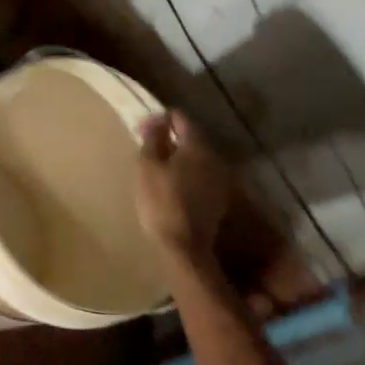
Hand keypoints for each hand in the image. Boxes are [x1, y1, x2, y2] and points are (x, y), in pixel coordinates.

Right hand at [136, 112, 302, 303]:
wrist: (185, 247)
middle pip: (192, 137)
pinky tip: (173, 186)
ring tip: (159, 169)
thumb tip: (157, 119)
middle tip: (149, 150)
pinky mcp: (220, 197)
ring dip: (180, 158)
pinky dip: (187, 174)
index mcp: (196, 145)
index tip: (142, 131)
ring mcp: (221, 178)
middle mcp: (215, 156)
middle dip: (171, 139)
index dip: (160, 119)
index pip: (180, 117)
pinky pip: (202, 175)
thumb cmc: (161, 202)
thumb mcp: (147, 166)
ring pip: (198, 157)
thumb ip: (153, 138)